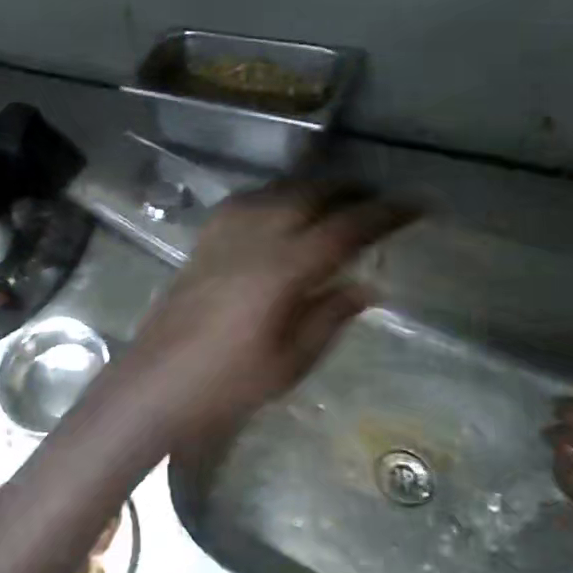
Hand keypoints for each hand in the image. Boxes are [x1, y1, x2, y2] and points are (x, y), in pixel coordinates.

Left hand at [120, 184, 417, 448]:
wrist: (157, 382)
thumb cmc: (229, 383)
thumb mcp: (291, 361)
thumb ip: (330, 315)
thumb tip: (367, 285)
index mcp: (283, 270)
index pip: (344, 229)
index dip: (383, 214)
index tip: (414, 205)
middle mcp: (253, 239)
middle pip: (306, 196)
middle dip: (346, 190)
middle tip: (375, 198)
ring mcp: (222, 237)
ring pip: (273, 192)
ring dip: (309, 188)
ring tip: (335, 198)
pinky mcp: (201, 242)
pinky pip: (242, 203)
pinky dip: (270, 196)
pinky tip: (278, 208)